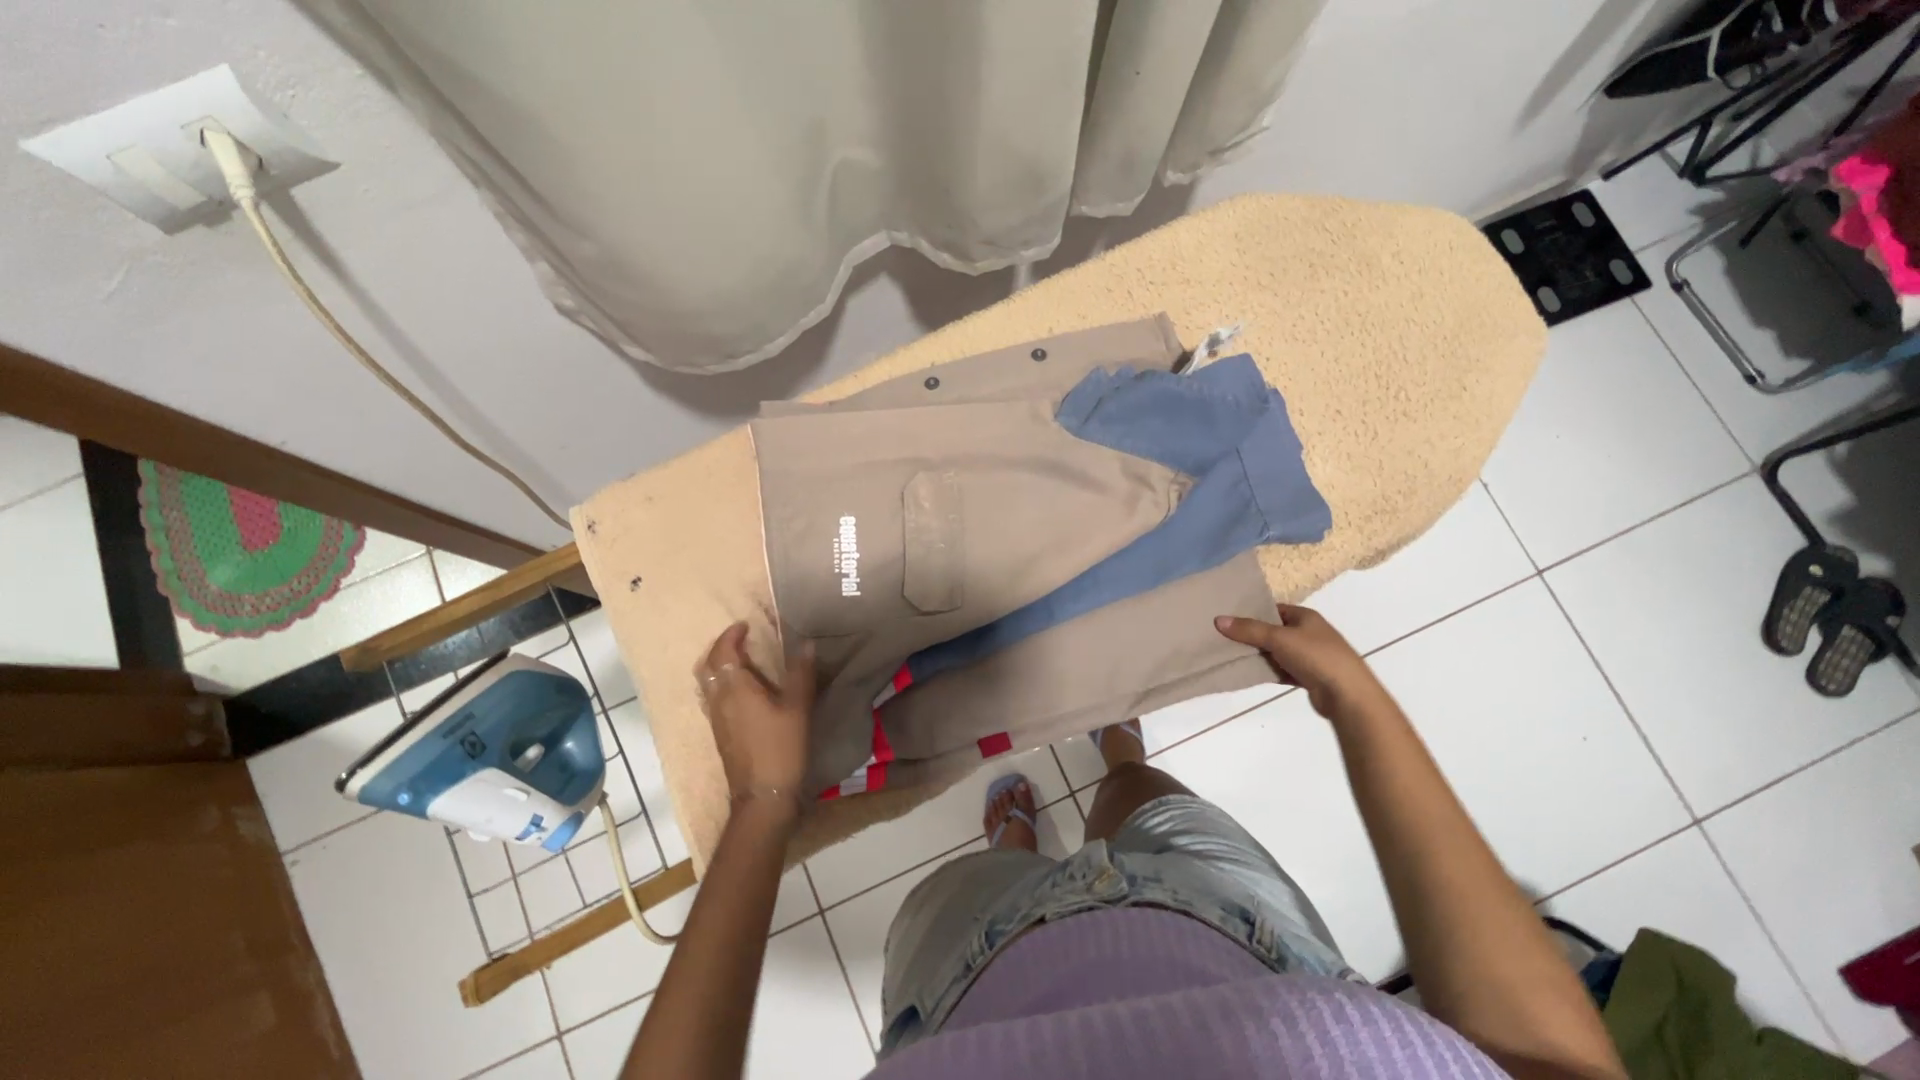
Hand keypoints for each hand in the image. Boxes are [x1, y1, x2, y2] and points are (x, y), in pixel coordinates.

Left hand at [695, 622, 814, 807]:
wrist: (763, 795)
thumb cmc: (781, 748)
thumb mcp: (797, 708)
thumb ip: (801, 674)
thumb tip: (806, 644)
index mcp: (734, 688)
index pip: (723, 652)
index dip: (731, 635)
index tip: (745, 625)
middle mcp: (718, 700)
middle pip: (708, 665)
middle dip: (721, 648)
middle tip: (741, 640)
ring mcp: (716, 718)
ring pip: (708, 683)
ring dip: (720, 666)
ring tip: (743, 661)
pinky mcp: (720, 733)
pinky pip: (713, 698)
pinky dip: (722, 684)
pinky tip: (743, 691)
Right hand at [1215, 604, 1386, 719]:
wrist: (1347, 694)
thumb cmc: (1316, 656)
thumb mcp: (1279, 638)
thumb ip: (1249, 630)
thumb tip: (1218, 619)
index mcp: (1305, 617)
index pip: (1274, 608)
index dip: (1252, 612)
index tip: (1228, 618)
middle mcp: (1308, 633)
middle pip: (1273, 631)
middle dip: (1251, 636)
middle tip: (1223, 638)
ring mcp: (1309, 656)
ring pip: (1276, 652)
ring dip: (1259, 655)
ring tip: (1230, 656)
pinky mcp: (1308, 677)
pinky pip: (1281, 670)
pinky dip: (1268, 671)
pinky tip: (1249, 674)